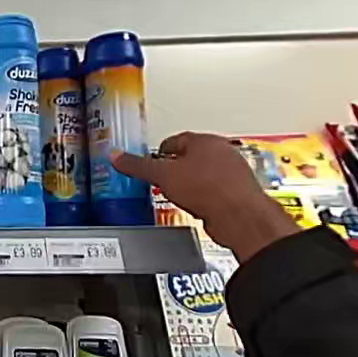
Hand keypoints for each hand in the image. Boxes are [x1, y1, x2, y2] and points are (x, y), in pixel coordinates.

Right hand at [111, 132, 301, 261]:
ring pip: (203, 173)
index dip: (158, 152)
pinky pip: (213, 191)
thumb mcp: (162, 176)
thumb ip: (137, 166)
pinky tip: (193, 206)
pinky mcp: (237, 193)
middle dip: (174, 168)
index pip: (175, 140)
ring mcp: (232, 172)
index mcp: (204, 141)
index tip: (150, 161)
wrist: (240, 217)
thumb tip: (117, 156)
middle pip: (190, 156)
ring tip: (175, 194)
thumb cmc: (209, 189)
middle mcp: (222, 152)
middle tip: (160, 178)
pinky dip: (201, 197)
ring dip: (188, 183)